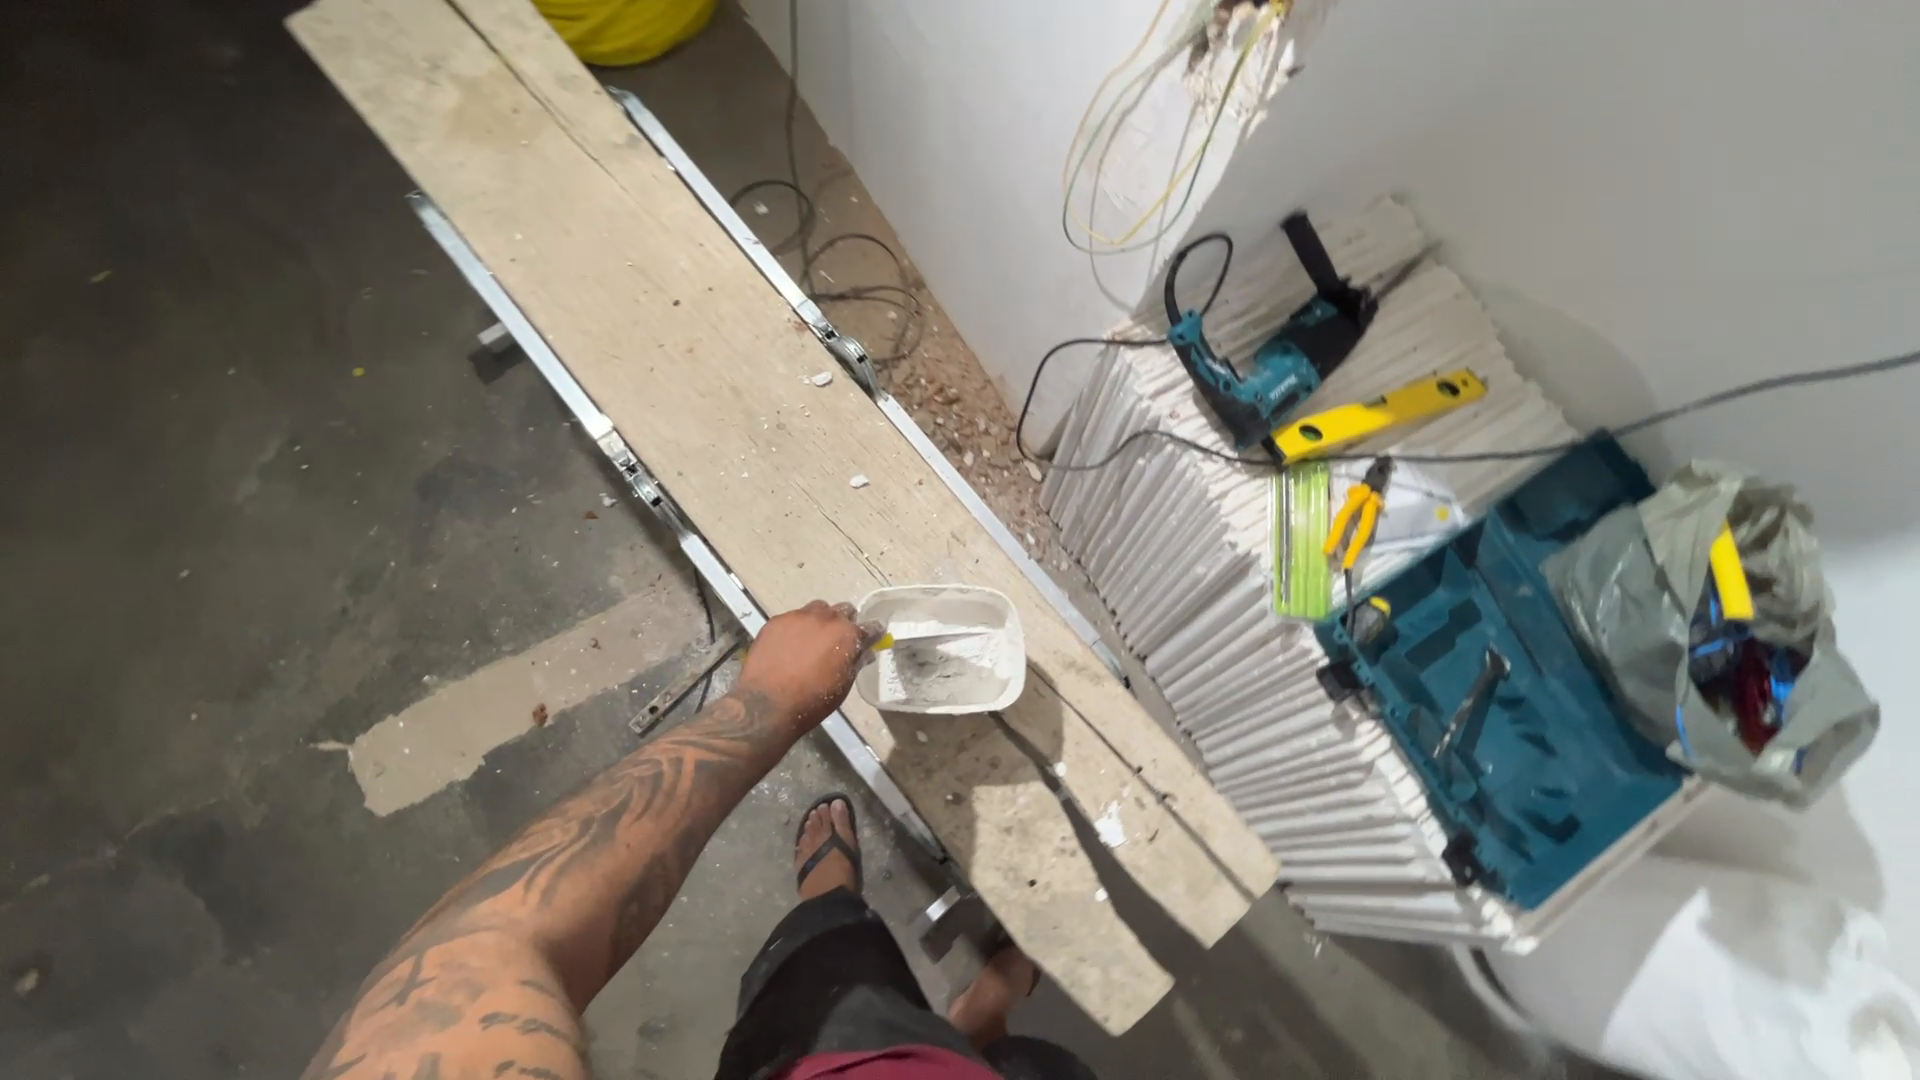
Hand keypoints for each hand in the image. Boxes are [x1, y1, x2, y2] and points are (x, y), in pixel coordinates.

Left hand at [735, 600, 882, 736]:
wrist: (767, 703)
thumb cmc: (812, 700)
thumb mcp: (843, 685)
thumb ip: (854, 663)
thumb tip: (862, 653)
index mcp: (849, 635)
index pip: (871, 627)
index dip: (873, 634)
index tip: (871, 638)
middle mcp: (828, 618)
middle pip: (844, 610)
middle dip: (844, 623)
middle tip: (836, 641)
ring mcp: (800, 616)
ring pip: (818, 609)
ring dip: (820, 620)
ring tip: (811, 639)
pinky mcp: (777, 620)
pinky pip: (793, 618)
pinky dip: (796, 628)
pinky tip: (788, 645)